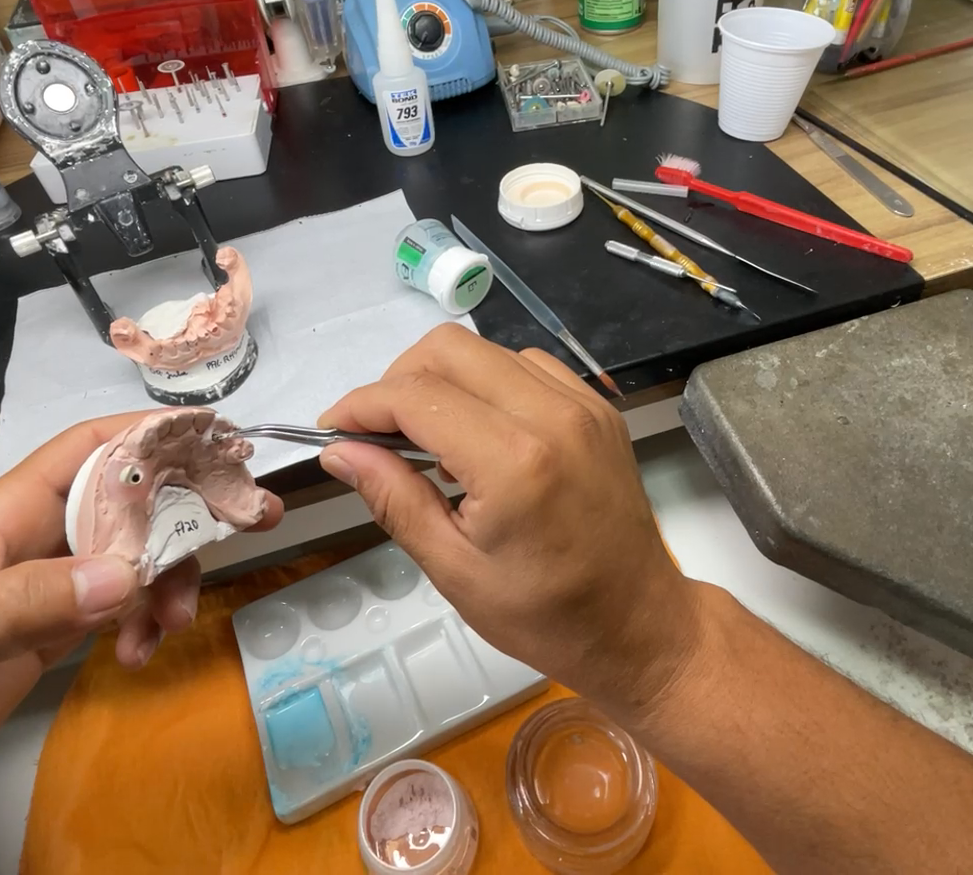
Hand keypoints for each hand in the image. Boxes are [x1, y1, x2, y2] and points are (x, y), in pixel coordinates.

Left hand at [0, 414, 283, 833]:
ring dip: (167, 580)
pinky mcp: (46, 631)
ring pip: (133, 557)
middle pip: (131, 501)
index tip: (219, 442)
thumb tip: (128, 573)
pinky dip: (141, 622)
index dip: (154, 433)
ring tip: (172, 624)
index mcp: (4, 516)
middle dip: (189, 510)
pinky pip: (117, 608)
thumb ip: (28, 603)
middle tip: (250, 523)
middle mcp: (33, 540)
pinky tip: (138, 654)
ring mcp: (43, 586)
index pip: (91, 449)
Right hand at [316, 324, 699, 710]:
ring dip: (443, 379)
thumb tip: (341, 451)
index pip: (417, 396)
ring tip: (431, 438)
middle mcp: (553, 414)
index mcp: (515, 462)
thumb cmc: (545, 616)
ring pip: (487, 350)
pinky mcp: (598, 408)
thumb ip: (394, 498)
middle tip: (380, 433)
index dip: (362, 405)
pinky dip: (488, 382)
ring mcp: (583, 404)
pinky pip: (527, 365)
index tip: (333, 429)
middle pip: (448, 349)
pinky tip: (481, 431)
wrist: (639, 624)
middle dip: (397, 379)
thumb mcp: (454, 570)